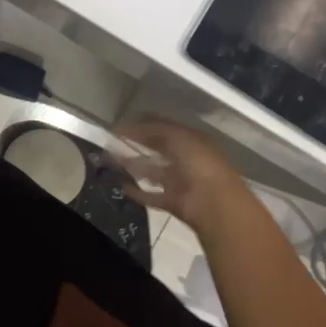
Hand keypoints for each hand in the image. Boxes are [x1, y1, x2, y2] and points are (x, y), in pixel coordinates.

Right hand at [112, 118, 250, 230]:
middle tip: (112, 141)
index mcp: (192, 141)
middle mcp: (186, 160)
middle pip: (157, 149)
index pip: (164, 128)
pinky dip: (137, 192)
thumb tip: (128, 127)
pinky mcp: (173, 202)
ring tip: (110, 161)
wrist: (215, 202)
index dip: (143, 124)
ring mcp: (180, 182)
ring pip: (152, 171)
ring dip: (133, 166)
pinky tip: (122, 186)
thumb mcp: (177, 136)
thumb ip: (153, 130)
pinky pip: (151, 196)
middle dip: (136, 144)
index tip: (121, 123)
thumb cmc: (199, 162)